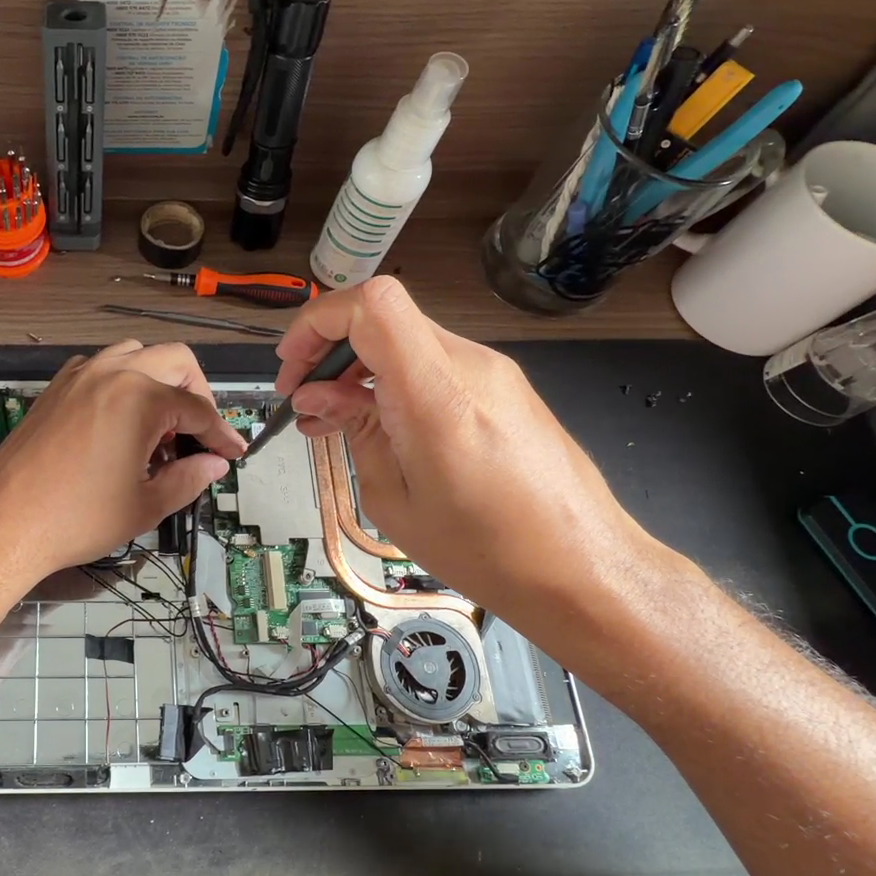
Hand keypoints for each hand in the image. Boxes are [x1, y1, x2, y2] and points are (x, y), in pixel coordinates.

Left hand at [0, 341, 246, 582]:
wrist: (4, 522)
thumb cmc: (77, 519)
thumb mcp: (145, 505)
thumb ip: (189, 478)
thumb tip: (214, 464)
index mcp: (139, 397)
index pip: (198, 408)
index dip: (221, 433)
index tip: (233, 453)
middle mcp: (111, 373)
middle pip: (175, 361)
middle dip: (197, 394)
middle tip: (200, 435)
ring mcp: (79, 375)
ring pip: (136, 355)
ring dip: (159, 381)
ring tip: (160, 428)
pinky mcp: (56, 388)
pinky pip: (101, 367)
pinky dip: (123, 383)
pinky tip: (121, 424)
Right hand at [274, 281, 668, 627]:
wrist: (582, 569)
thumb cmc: (488, 550)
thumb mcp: (395, 500)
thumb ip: (355, 432)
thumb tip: (318, 397)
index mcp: (437, 396)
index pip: (372, 306)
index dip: (318, 322)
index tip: (292, 365)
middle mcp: (470, 366)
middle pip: (382, 316)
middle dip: (329, 348)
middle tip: (303, 398)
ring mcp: (493, 371)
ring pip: (406, 338)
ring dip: (358, 366)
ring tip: (332, 419)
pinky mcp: (504, 386)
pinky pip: (433, 363)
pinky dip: (393, 379)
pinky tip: (377, 424)